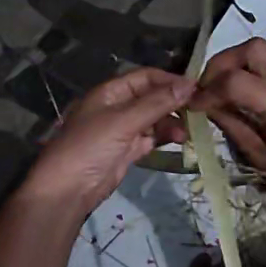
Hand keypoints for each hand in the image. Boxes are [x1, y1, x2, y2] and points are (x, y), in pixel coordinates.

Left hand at [21, 68, 195, 217]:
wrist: (67, 189)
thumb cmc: (90, 146)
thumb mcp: (123, 120)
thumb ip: (156, 103)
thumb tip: (189, 84)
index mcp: (110, 92)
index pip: (144, 77)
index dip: (169, 80)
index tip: (195, 88)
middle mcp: (116, 107)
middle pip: (151, 98)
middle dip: (173, 103)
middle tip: (197, 111)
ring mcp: (121, 130)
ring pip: (153, 119)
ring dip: (170, 122)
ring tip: (185, 133)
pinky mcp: (126, 151)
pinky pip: (149, 138)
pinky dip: (163, 137)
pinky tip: (178, 140)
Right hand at [190, 37, 265, 223]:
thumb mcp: (255, 156)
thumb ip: (229, 122)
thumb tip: (202, 102)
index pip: (236, 82)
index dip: (208, 89)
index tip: (193, 102)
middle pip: (254, 50)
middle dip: (224, 64)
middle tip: (211, 85)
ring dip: (250, 58)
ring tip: (239, 79)